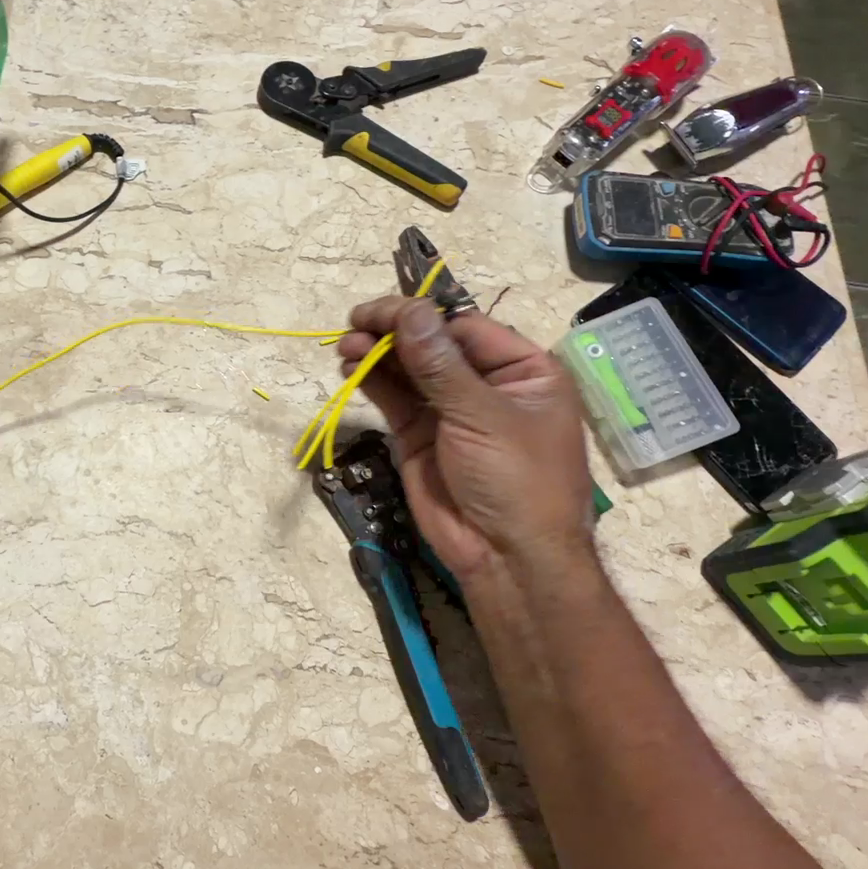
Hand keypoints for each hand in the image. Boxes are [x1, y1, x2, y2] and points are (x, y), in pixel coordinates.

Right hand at [337, 298, 594, 581]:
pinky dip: (371, 381)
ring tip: (345, 344)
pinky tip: (349, 367)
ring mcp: (449, 409)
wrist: (505, 556)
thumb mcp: (482, 416)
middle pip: (432, 344)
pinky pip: (393, 397)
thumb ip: (439, 365)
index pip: (465, 328)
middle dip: (393, 332)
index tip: (383, 313)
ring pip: (408, 369)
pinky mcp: (419, 434)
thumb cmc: (516, 479)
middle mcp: (485, 384)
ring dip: (376, 354)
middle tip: (354, 322)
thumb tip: (409, 312)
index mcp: (523, 371)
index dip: (423, 317)